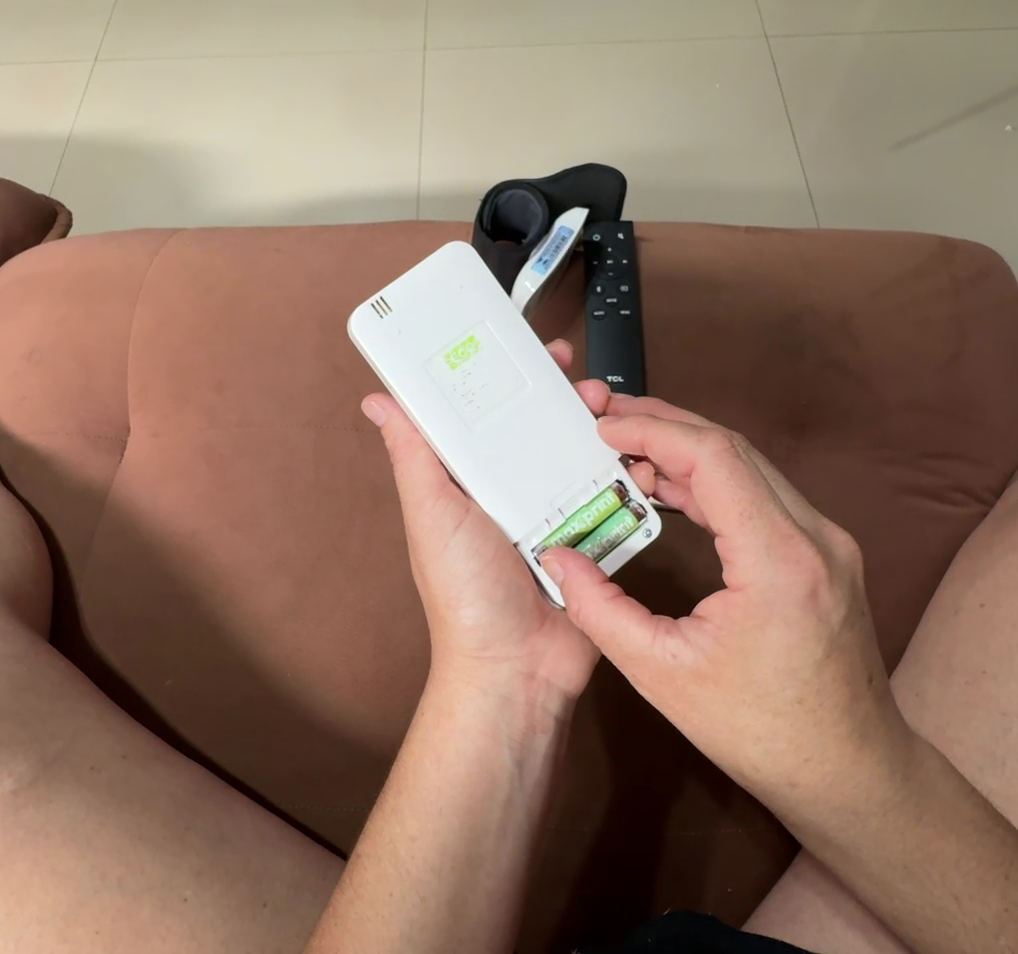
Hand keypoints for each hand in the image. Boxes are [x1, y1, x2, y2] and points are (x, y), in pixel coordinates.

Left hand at [364, 341, 622, 713]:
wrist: (517, 668)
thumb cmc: (465, 599)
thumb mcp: (433, 516)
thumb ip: (414, 456)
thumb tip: (380, 403)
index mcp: (471, 480)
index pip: (488, 413)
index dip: (507, 378)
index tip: (528, 350)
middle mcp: (512, 492)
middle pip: (541, 428)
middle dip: (565, 397)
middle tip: (584, 383)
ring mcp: (552, 513)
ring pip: (580, 454)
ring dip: (600, 429)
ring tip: (610, 414)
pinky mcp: (588, 537)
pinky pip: (611, 495)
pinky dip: (626, 475)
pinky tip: (636, 462)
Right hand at [542, 397, 914, 818]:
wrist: (848, 770)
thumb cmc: (760, 731)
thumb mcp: (661, 674)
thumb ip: (599, 610)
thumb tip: (557, 560)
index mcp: (778, 561)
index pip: (714, 458)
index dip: (654, 429)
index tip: (604, 425)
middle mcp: (814, 536)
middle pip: (732, 448)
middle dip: (664, 425)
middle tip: (606, 420)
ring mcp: (826, 541)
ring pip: (749, 466)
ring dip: (687, 451)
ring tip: (628, 450)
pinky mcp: (823, 552)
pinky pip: (761, 494)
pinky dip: (711, 481)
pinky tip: (670, 488)